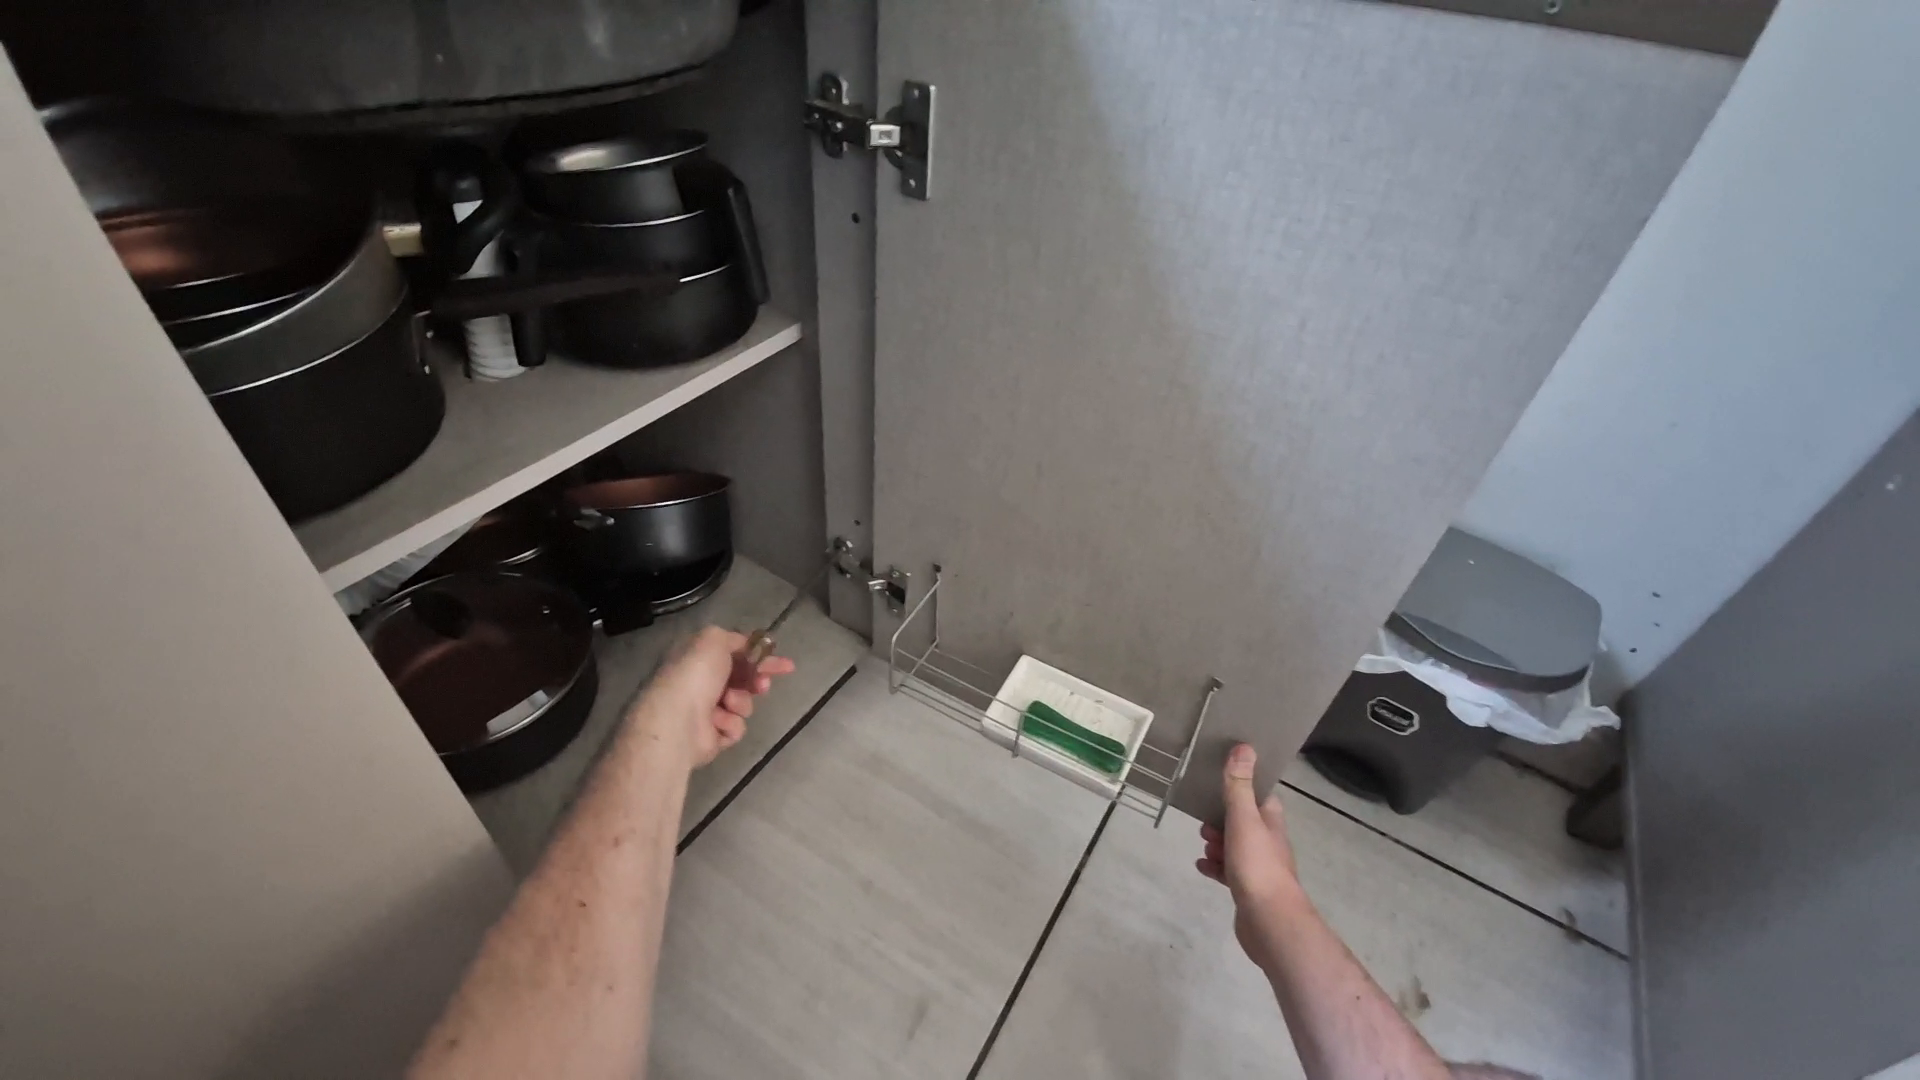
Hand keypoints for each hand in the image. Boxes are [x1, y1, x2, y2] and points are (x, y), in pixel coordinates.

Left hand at [629, 626, 795, 768]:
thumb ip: (733, 638)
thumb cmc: (695, 674)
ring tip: (728, 704)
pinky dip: (731, 724)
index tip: (785, 664)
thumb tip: (743, 646)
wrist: (678, 719)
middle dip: (756, 681)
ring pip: (742, 704)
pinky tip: (719, 723)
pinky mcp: (711, 737)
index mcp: (698, 658)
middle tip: (762, 685)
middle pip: (742, 680)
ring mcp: (705, 712)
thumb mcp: (714, 639)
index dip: (761, 656)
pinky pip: (735, 727)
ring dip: (740, 702)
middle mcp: (700, 683)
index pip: (736, 653)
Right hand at [1196, 744, 1300, 964]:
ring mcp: (1259, 868)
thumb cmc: (1257, 865)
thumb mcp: (1243, 819)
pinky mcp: (1248, 890)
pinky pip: (1228, 872)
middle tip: (1205, 824)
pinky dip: (1215, 867)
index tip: (1221, 783)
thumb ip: (1239, 785)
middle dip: (1222, 819)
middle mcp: (1268, 843)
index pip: (1261, 797)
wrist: (1269, 922)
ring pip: (1235, 847)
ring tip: (1204, 845)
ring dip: (1217, 843)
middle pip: (1244, 822)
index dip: (1243, 788)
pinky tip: (1202, 867)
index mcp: (1270, 823)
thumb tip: (1245, 747)